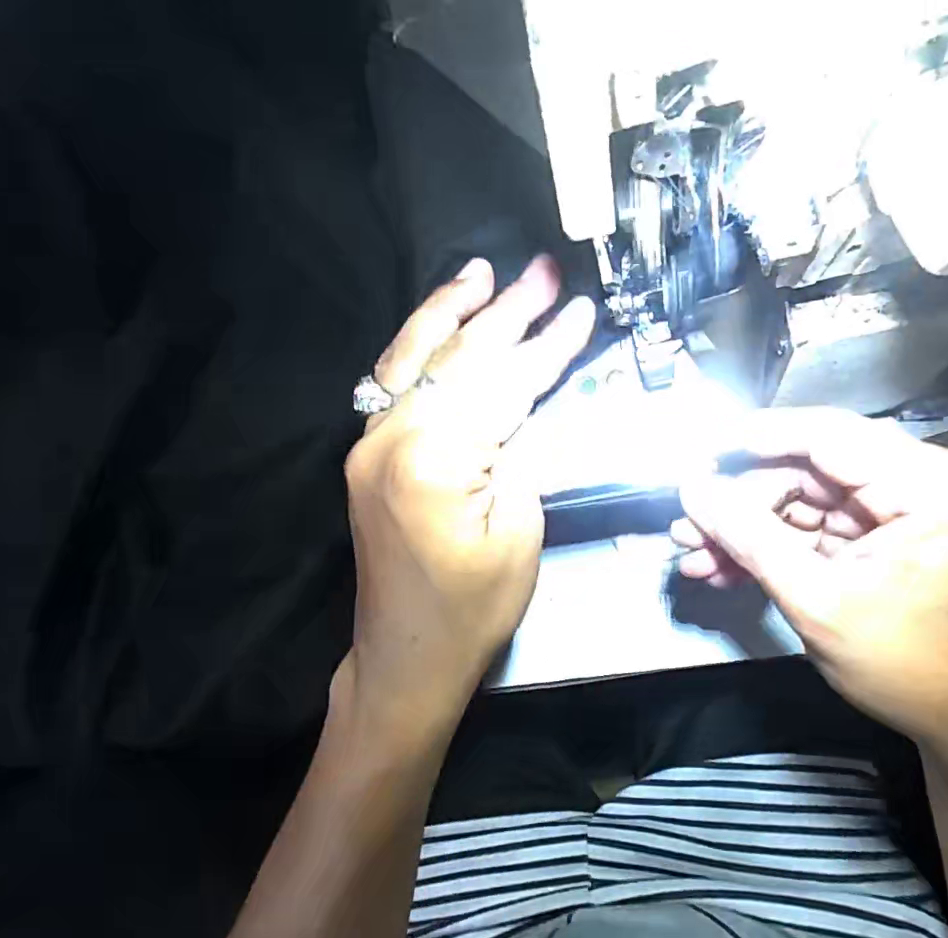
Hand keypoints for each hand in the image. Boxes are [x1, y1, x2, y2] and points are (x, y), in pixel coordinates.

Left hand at [340, 255, 595, 721]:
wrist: (407, 654)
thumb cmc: (472, 610)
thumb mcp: (519, 534)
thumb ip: (532, 457)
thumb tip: (552, 404)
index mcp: (435, 461)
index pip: (504, 386)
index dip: (548, 348)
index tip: (579, 311)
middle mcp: (391, 438)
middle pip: (458, 360)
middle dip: (506, 314)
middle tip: (542, 273)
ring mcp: (369, 444)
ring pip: (414, 360)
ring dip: (452, 313)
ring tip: (481, 273)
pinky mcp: (367, 455)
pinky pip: (392, 385)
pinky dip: (418, 348)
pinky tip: (439, 327)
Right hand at [671, 407, 947, 747]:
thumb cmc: (911, 669)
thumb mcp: (819, 602)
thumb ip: (750, 537)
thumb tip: (694, 491)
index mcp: (932, 485)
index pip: (828, 436)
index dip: (754, 440)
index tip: (700, 453)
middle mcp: (927, 483)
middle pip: (813, 473)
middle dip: (744, 505)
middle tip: (689, 528)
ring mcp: (908, 513)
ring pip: (810, 504)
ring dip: (752, 532)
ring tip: (696, 555)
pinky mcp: (890, 541)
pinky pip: (823, 532)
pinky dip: (778, 550)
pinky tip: (728, 568)